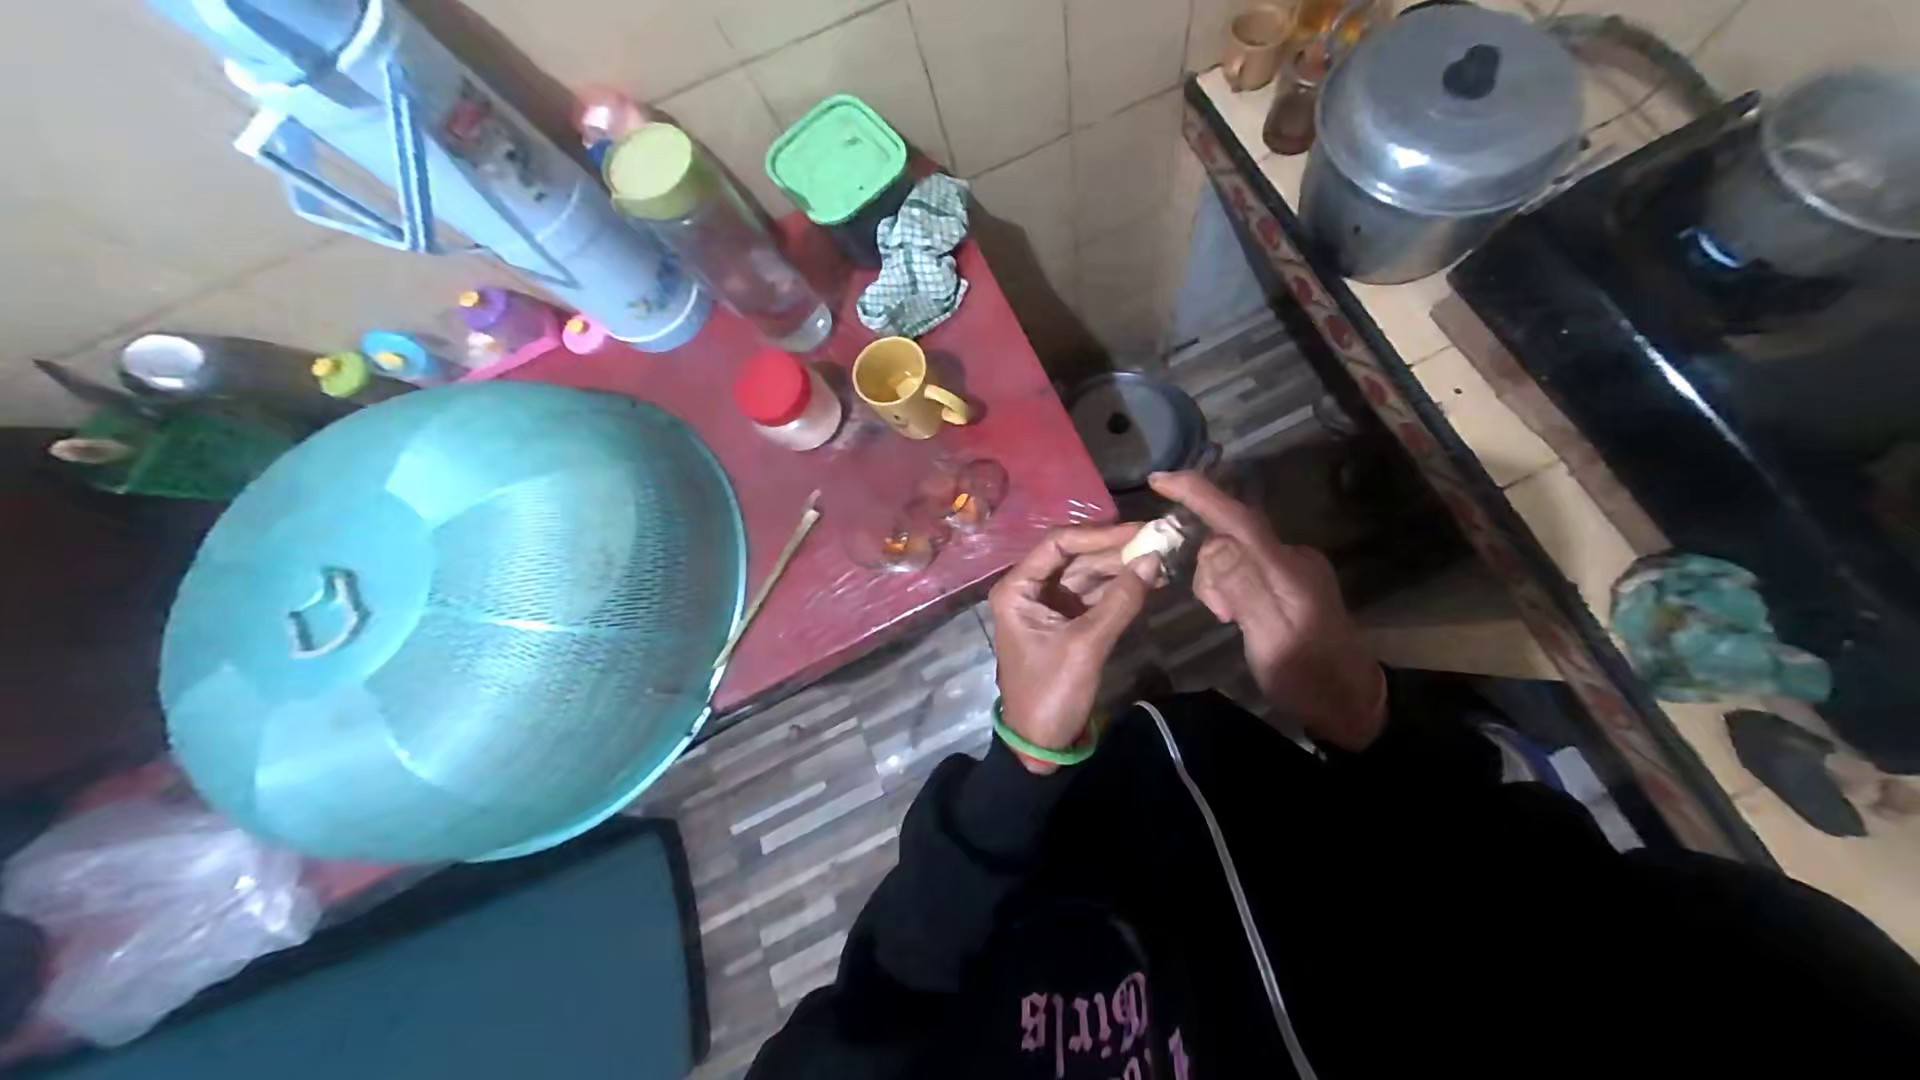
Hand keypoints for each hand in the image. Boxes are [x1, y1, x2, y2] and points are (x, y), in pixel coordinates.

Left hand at [990, 525, 1157, 772]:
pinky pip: (1094, 596)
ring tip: (1162, 560)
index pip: (1058, 544)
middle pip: (1075, 557)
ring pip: (1087, 575)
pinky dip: (1119, 589)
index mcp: (1018, 588)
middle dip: (1115, 551)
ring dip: (1121, 569)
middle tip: (1158, 541)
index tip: (1138, 532)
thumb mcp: (1086, 645)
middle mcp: (1030, 589)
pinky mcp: (1067, 622)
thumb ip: (1120, 601)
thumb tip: (1154, 559)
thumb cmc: (1052, 691)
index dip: (1098, 535)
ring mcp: (1049, 605)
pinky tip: (1149, 582)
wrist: (1040, 743)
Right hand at [1149, 471, 1387, 750]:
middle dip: (1209, 569)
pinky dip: (1227, 587)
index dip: (1198, 494)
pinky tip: (1235, 615)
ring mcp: (1291, 568)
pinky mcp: (1287, 581)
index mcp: (1287, 568)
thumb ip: (1243, 588)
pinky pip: (1242, 567)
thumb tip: (1212, 543)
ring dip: (1217, 583)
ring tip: (1229, 620)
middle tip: (1219, 614)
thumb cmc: (1307, 676)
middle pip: (1228, 537)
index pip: (1238, 519)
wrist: (1350, 703)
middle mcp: (1291, 557)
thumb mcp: (1271, 638)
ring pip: (1231, 554)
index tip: (1158, 480)